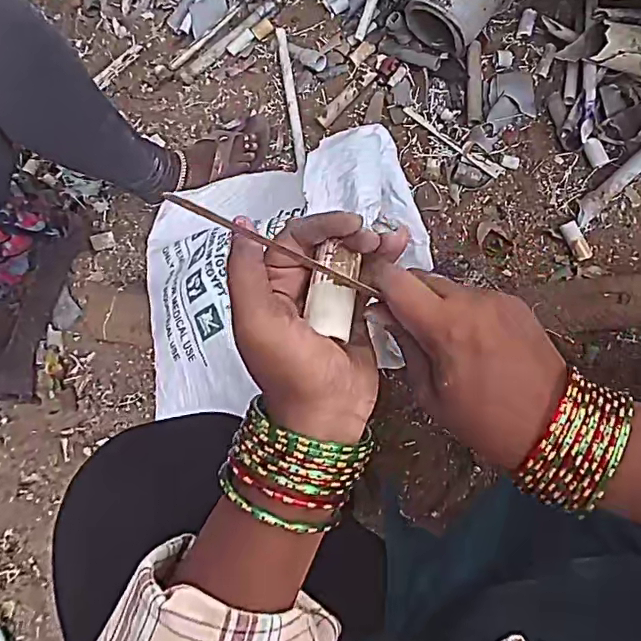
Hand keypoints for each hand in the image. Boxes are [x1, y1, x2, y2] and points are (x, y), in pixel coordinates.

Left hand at [228, 211, 410, 443]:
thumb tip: (241, 226)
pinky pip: (371, 280)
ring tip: (394, 242)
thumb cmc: (289, 373)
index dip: (323, 226)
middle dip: (353, 234)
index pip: (295, 239)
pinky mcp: (358, 312)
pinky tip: (399, 251)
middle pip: (328, 244)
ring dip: (374, 245)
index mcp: (272, 286)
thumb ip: (245, 272)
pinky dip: (386, 264)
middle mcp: (301, 287)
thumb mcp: (256, 322)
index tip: (350, 224)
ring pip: (353, 258)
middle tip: (372, 239)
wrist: (328, 416)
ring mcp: (332, 299)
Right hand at [362, 262, 567, 469]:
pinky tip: (470, 340)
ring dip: (437, 304)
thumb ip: (406, 347)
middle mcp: (473, 301)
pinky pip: (476, 297)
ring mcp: (497, 298)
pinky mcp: (514, 303)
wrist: (552, 423)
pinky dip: (464, 310)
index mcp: (447, 325)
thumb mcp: (432, 395)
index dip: (378, 281)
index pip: (399, 281)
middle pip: (424, 278)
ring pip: (450, 287)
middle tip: (401, 322)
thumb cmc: (487, 421)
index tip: (370, 290)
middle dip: (407, 295)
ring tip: (442, 340)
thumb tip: (384, 316)